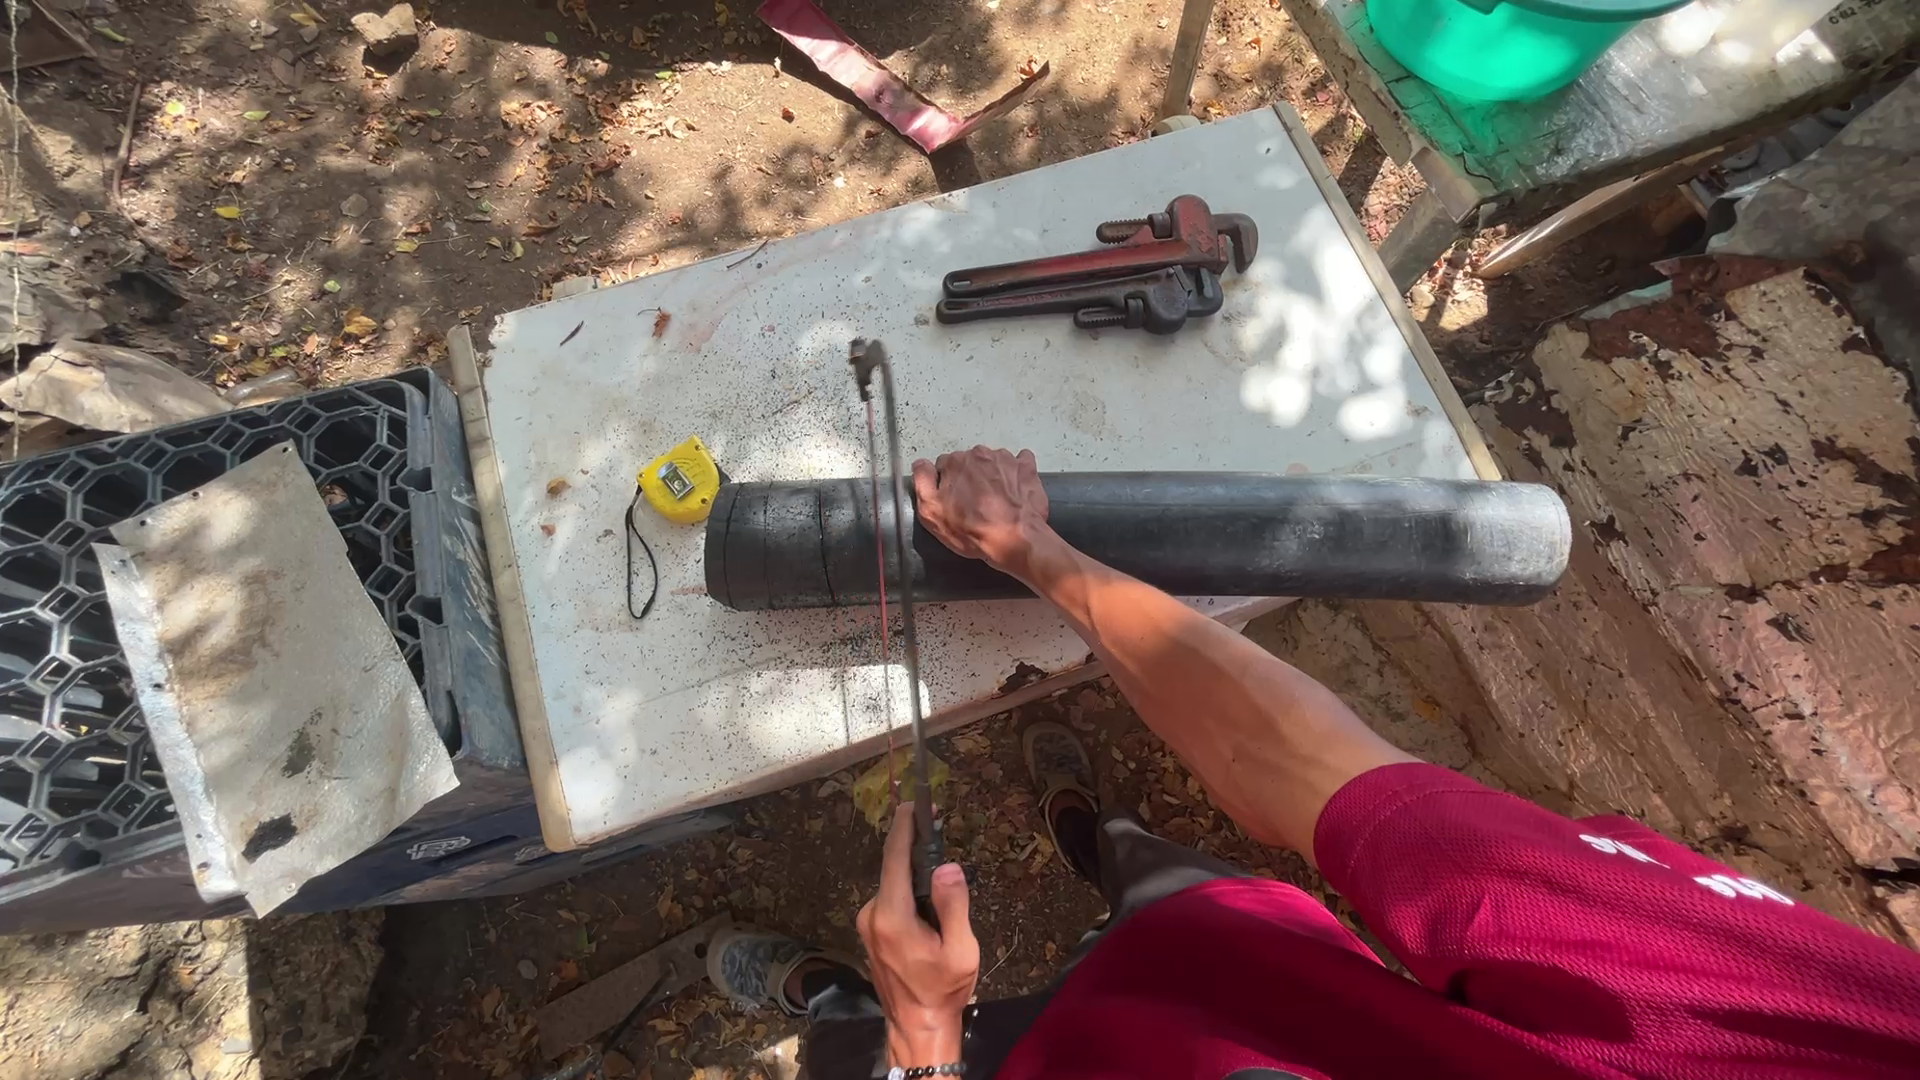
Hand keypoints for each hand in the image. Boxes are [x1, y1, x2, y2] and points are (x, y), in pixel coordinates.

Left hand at [857, 803, 977, 1068]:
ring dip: (913, 868)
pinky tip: (928, 896)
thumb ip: (953, 905)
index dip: (905, 826)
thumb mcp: (960, 951)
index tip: (916, 802)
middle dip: (914, 843)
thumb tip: (946, 865)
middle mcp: (872, 914)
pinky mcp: (871, 930)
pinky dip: (908, 886)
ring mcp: (868, 923)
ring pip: (893, 881)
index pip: (894, 857)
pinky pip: (890, 896)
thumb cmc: (943, 990)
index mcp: (892, 916)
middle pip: (893, 866)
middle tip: (936, 822)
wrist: (918, 1028)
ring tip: (940, 864)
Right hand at [912, 446, 1051, 578]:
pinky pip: (1020, 461)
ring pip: (992, 462)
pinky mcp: (1027, 468)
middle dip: (970, 479)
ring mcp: (1006, 459)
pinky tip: (1015, 488)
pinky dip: (1016, 471)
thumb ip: (921, 482)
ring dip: (992, 476)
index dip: (947, 485)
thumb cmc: (970, 529)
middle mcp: (979, 453)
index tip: (954, 502)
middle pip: (969, 463)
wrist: (1014, 539)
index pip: (944, 466)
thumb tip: (921, 464)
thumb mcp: (931, 512)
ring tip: (996, 500)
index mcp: (954, 462)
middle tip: (974, 505)